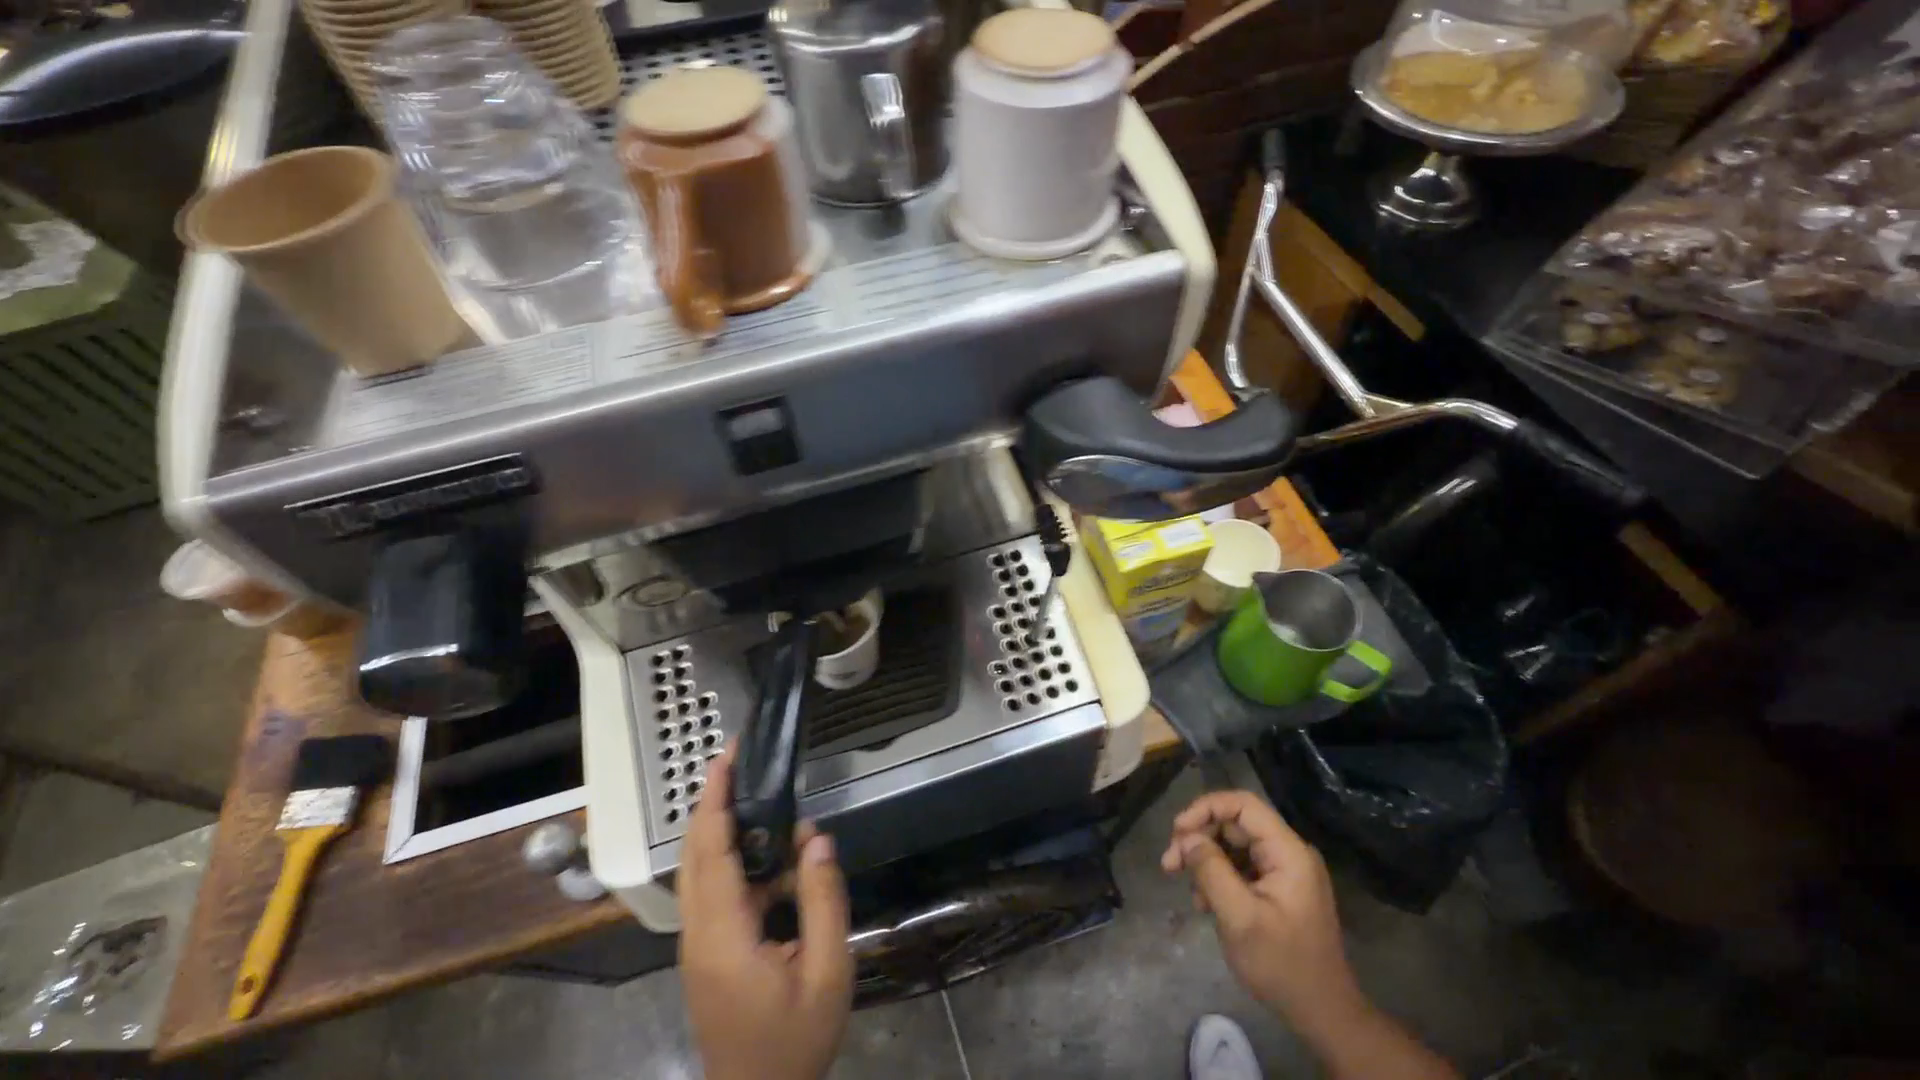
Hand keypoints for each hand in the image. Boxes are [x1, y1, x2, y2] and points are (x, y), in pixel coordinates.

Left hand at [679, 746, 852, 1079]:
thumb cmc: (795, 1040)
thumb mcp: (829, 973)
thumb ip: (825, 902)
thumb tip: (817, 839)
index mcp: (722, 934)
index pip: (710, 850)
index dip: (715, 799)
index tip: (727, 756)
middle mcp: (697, 933)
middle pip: (694, 853)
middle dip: (713, 803)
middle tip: (743, 763)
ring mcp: (696, 945)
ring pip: (700, 872)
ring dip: (726, 833)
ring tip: (769, 807)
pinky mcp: (705, 954)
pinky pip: (713, 894)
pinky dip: (736, 865)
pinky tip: (776, 866)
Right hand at [1160, 790, 1361, 1031]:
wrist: (1321, 1011)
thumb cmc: (1282, 964)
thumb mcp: (1239, 918)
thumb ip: (1211, 871)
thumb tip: (1187, 837)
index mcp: (1288, 852)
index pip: (1244, 805)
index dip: (1205, 808)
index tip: (1177, 832)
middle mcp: (1289, 854)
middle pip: (1236, 825)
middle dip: (1200, 839)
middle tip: (1169, 865)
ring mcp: (1285, 873)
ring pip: (1235, 847)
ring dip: (1206, 862)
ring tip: (1189, 892)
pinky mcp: (1278, 891)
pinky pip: (1242, 869)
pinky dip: (1219, 879)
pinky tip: (1205, 904)